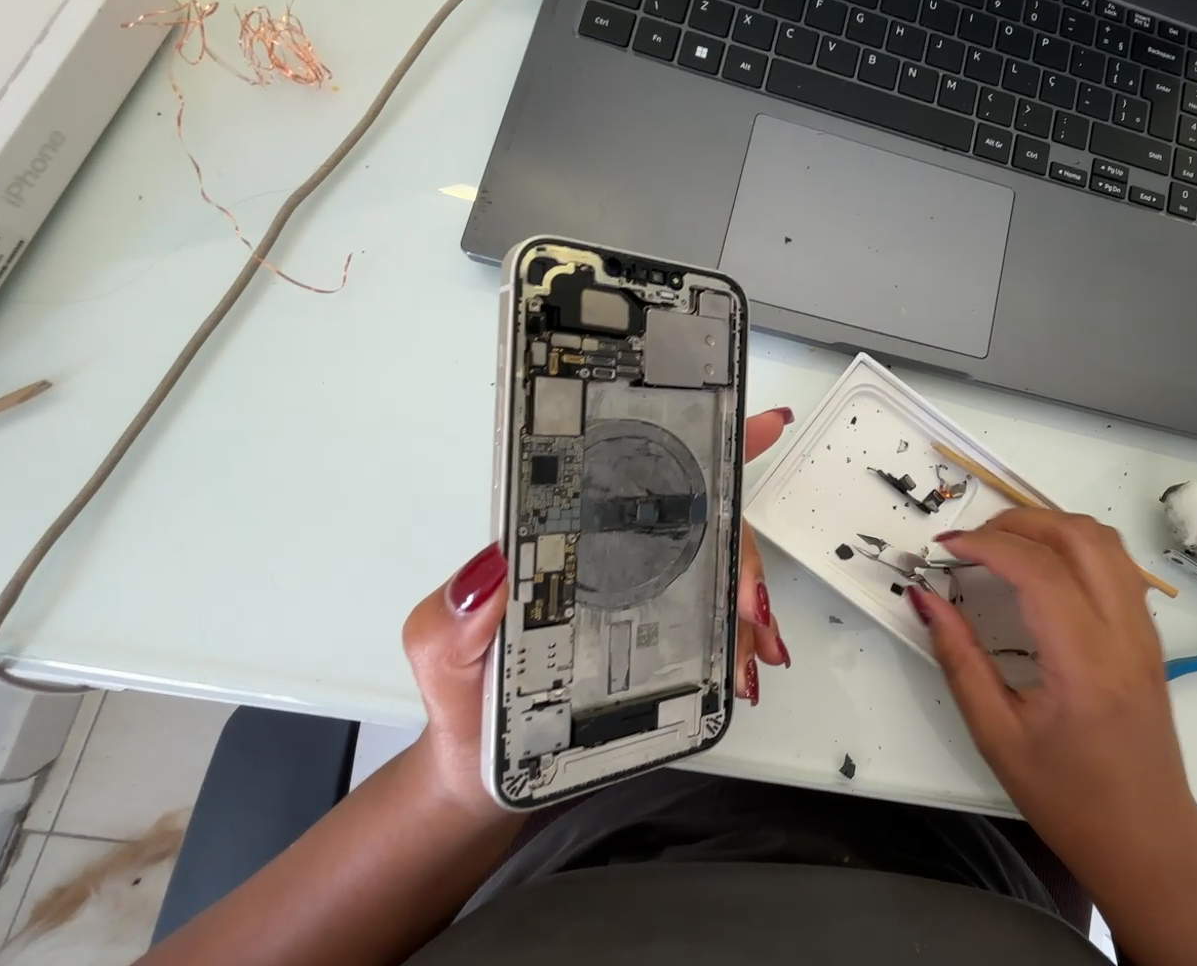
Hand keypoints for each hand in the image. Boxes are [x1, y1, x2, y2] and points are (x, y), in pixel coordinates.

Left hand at [399, 410, 797, 814]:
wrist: (489, 769)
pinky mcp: (666, 638)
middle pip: (703, 525)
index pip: (639, 477)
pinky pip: (721, 621)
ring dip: (750, 601)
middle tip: (748, 601)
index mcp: (572, 542)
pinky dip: (746, 634)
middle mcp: (619, 558)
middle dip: (740, 554)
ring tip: (753, 640)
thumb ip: (450, 619)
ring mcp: (649, 596)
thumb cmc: (467, 703)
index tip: (756, 426)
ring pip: (722, 571)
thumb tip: (488, 571)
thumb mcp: (440, 655)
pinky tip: (752, 653)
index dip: (701, 447)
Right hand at [908, 510, 1196, 908]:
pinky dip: (1078, 545)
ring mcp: (1145, 632)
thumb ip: (959, 659)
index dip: (987, 544)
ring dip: (1053, 526)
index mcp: (1085, 664)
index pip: (1038, 570)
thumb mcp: (997, 735)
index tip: (947, 548)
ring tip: (1005, 543)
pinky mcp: (1149, 636)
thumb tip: (927, 599)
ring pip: (1107, 542)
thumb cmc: (1067, 799)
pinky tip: (1045, 567)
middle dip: (1020, 520)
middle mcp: (1124, 635)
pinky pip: (1120, 565)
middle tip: (974, 538)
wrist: (1145, 839)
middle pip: (1079, 537)